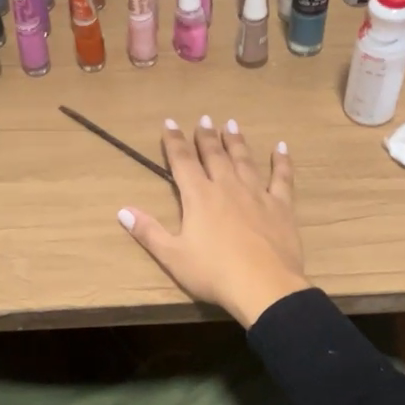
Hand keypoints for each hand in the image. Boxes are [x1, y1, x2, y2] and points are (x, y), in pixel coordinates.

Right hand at [119, 116, 309, 327]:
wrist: (264, 286)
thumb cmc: (214, 273)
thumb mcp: (173, 256)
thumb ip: (149, 231)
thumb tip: (122, 210)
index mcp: (199, 197)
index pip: (183, 162)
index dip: (175, 141)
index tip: (169, 123)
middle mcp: (227, 187)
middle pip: (215, 155)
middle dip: (206, 136)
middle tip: (204, 118)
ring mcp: (257, 194)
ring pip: (245, 160)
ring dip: (236, 141)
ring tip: (231, 124)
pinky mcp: (281, 206)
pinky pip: (282, 178)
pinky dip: (281, 161)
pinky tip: (281, 148)